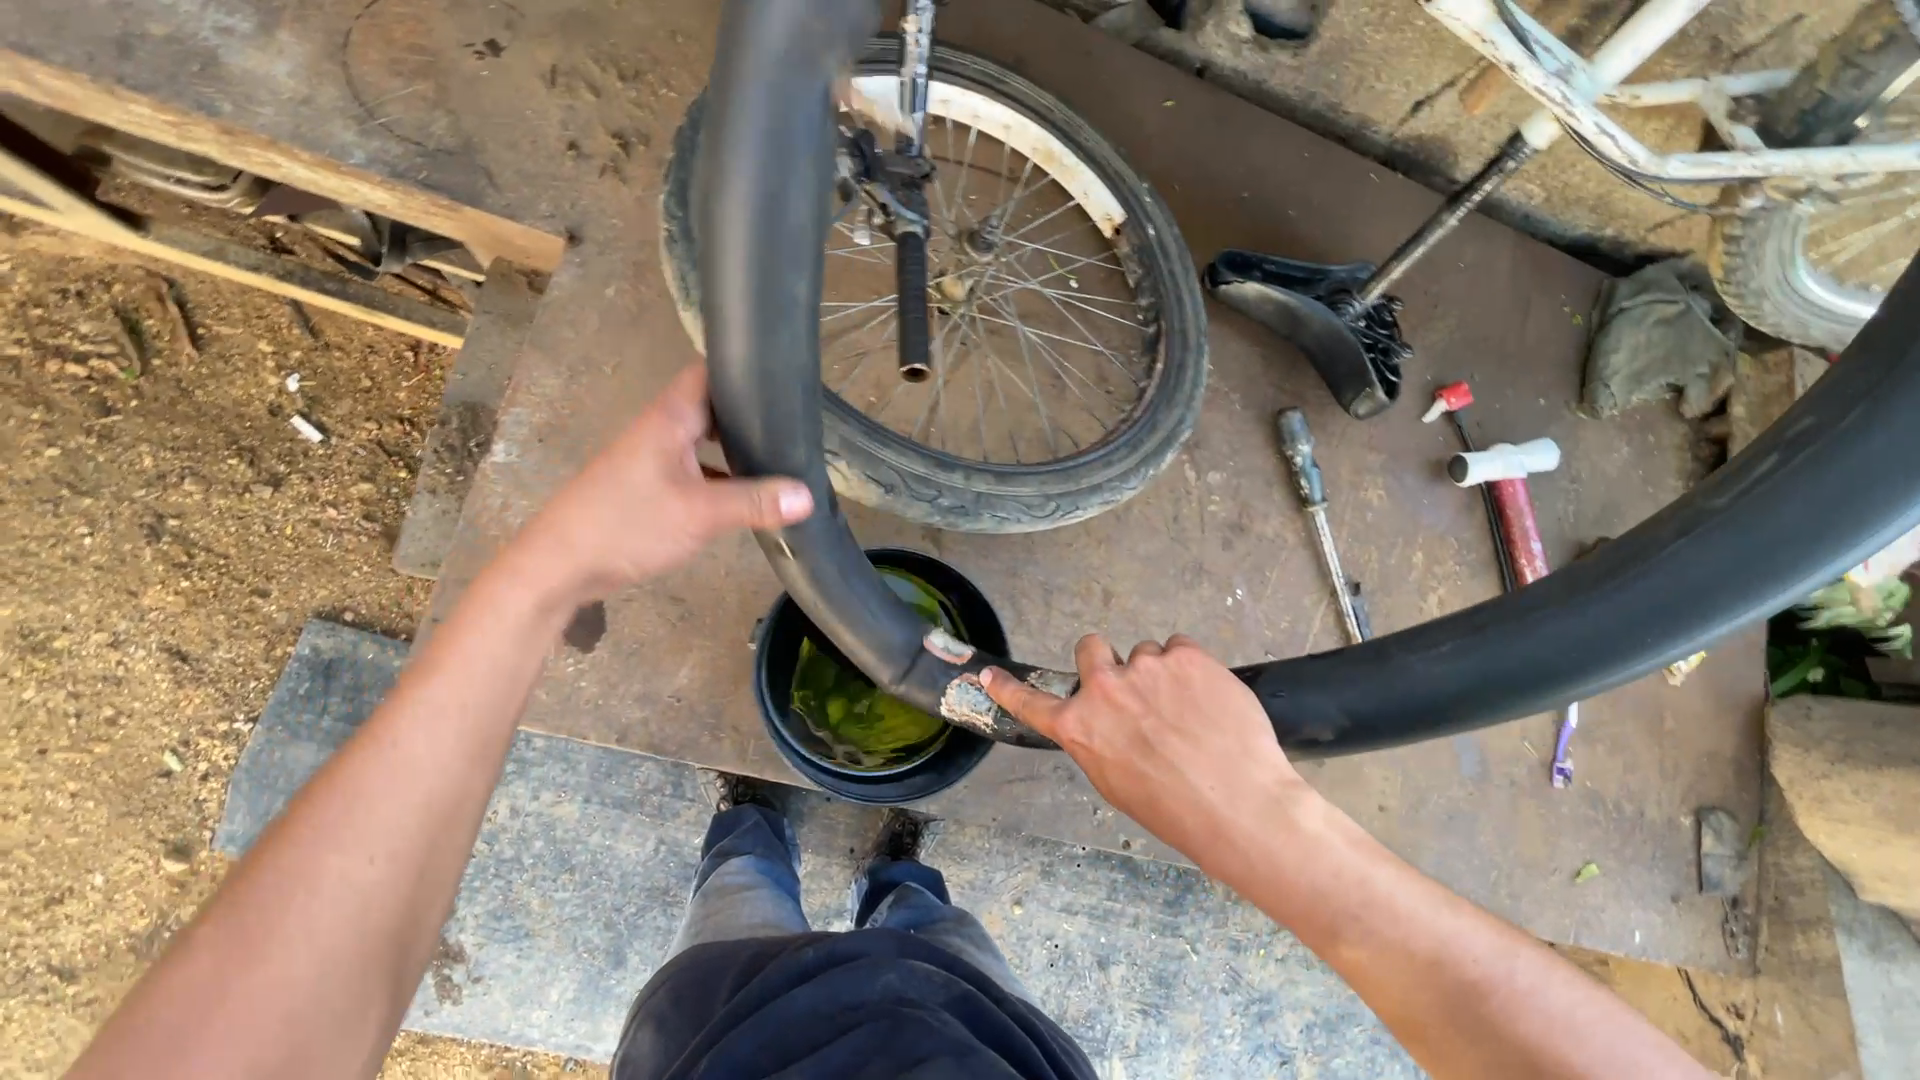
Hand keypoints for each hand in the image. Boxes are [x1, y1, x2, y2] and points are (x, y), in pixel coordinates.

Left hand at [512, 364, 813, 600]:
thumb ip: (754, 503)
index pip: (708, 373)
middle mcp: (660, 430)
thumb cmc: (626, 525)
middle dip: (747, 414)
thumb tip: (807, 496)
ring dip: (733, 449)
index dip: (742, 369)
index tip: (783, 378)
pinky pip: (694, 471)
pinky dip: (719, 478)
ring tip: (778, 457)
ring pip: (702, 442)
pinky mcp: (648, 488)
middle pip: (710, 407)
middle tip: (792, 423)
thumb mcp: (700, 514)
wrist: (560, 565)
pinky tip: (744, 497)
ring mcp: (651, 459)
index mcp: (669, 419)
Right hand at [982, 634, 1315, 872]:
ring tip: (1188, 710)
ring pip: (1146, 653)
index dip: (1007, 688)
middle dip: (1108, 663)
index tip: (988, 674)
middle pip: (1091, 647)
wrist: (1237, 803)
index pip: (1031, 702)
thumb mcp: (1116, 783)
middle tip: (1136, 689)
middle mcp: (1104, 689)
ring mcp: (1145, 666)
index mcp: (1079, 727)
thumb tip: (1105, 723)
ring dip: (1159, 673)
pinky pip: (1180, 647)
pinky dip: (1190, 667)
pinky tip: (1207, 697)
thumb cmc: (1175, 809)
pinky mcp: (1186, 655)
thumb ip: (1098, 741)